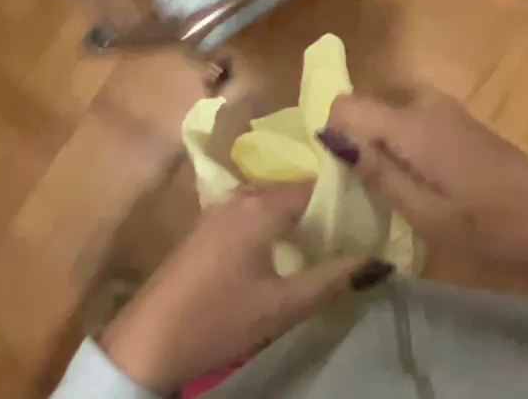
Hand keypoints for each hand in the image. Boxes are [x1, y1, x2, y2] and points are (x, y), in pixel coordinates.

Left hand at [99, 182, 391, 392]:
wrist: (149, 340)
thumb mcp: (282, 306)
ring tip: (325, 241)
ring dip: (296, 216)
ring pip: (271, 200)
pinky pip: (252, 210)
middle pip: (292, 190)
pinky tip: (286, 248)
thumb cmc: (219, 318)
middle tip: (353, 232)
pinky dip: (274, 222)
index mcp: (260, 206)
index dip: (343, 202)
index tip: (369, 217)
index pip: (313, 188)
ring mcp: (219, 208)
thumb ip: (330, 279)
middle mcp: (240, 195)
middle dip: (321, 209)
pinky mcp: (207, 225)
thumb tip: (378, 260)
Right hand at [321, 91, 527, 270]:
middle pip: (364, 107)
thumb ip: (377, 172)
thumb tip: (331, 138)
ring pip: (385, 114)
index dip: (333, 134)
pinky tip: (417, 178)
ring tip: (392, 188)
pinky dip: (399, 142)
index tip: (340, 171)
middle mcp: (422, 102)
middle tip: (367, 188)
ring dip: (378, 144)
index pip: (346, 104)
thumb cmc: (486, 223)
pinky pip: (407, 118)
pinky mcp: (453, 116)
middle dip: (355, 142)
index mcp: (411, 124)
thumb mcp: (425, 213)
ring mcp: (441, 106)